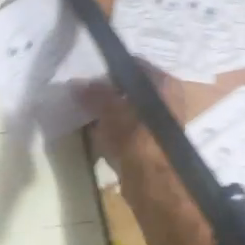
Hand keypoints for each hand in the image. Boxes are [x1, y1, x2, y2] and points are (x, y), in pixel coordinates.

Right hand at [74, 69, 188, 172]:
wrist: (151, 178)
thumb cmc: (135, 135)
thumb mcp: (109, 110)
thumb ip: (94, 95)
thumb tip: (75, 84)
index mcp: (165, 84)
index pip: (135, 66)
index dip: (111, 70)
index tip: (90, 77)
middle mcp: (169, 100)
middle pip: (133, 90)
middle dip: (109, 93)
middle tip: (86, 96)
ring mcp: (162, 124)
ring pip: (130, 111)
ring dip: (110, 113)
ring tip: (88, 115)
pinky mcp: (153, 144)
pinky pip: (129, 130)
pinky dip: (114, 130)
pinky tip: (97, 133)